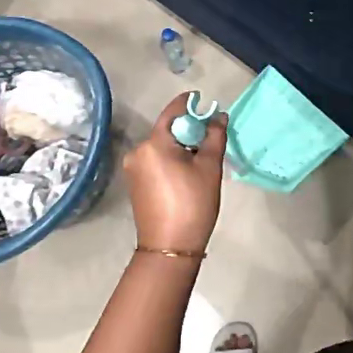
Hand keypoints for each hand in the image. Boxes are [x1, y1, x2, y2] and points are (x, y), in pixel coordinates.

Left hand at [123, 93, 228, 255]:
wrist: (170, 247)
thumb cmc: (193, 204)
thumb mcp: (209, 168)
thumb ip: (214, 136)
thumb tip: (218, 116)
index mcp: (153, 143)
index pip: (173, 112)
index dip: (190, 105)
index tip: (206, 104)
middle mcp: (138, 151)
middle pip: (167, 130)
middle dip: (188, 131)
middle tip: (211, 140)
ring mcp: (133, 168)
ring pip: (161, 146)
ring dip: (180, 147)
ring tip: (201, 161)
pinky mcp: (134, 182)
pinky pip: (155, 161)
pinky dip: (171, 160)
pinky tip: (186, 174)